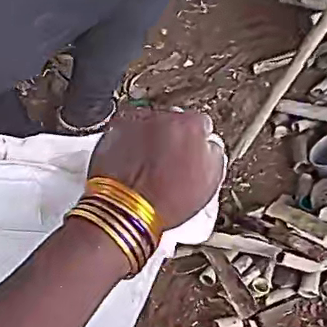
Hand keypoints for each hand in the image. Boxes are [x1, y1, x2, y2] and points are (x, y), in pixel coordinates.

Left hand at [87, 108, 222, 228]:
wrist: (125, 208)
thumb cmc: (165, 201)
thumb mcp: (208, 182)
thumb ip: (212, 155)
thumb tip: (208, 146)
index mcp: (194, 127)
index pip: (200, 125)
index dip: (194, 142)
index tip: (188, 153)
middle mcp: (166, 118)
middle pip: (173, 121)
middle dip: (171, 136)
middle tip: (165, 160)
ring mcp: (138, 121)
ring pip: (149, 123)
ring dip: (149, 136)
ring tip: (144, 162)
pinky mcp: (114, 129)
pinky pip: (126, 128)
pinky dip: (127, 138)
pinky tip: (128, 158)